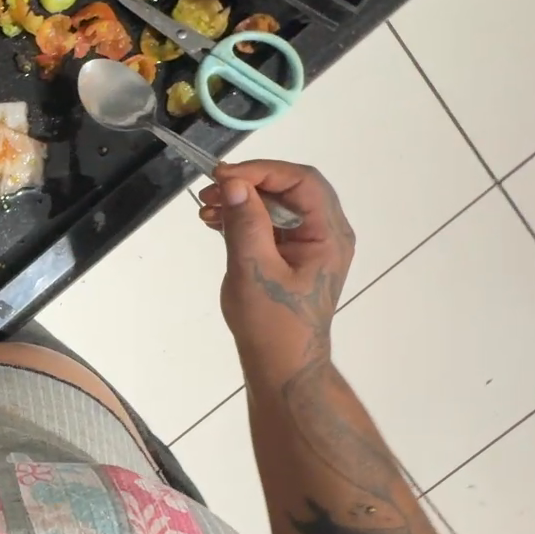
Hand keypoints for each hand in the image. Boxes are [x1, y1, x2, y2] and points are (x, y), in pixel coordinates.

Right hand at [198, 160, 354, 382]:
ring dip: (241, 201)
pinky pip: (267, 225)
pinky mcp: (287, 255)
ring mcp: (306, 244)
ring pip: (275, 206)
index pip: (302, 182)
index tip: (223, 176)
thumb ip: (246, 225)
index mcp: (328, 234)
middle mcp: (324, 232)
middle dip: (248, 185)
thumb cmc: (271, 322)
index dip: (262, 172)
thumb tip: (234, 185)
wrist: (280, 361)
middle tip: (210, 191)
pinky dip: (241, 218)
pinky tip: (215, 221)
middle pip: (289, 190)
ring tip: (206, 208)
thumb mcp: (253, 271)